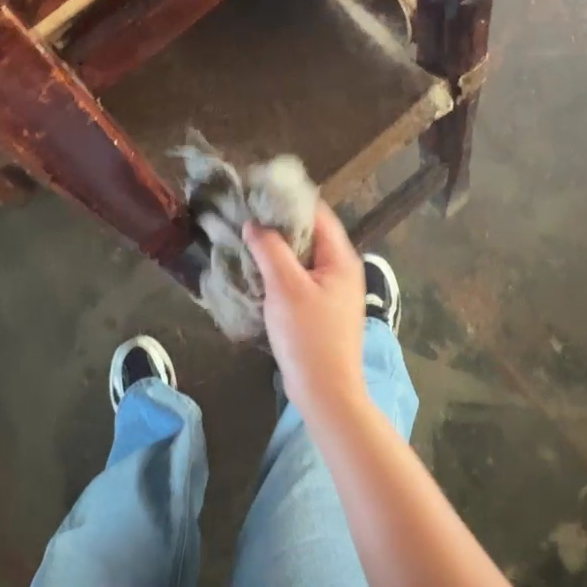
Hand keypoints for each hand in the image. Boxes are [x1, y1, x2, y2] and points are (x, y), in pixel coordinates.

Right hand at [245, 203, 367, 418]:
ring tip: (245, 238)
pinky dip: (279, 270)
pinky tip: (256, 271)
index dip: (288, 200)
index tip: (257, 193)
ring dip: (276, 248)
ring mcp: (332, 291)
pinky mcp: (320, 310)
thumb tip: (254, 223)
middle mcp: (341, 270)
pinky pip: (298, 278)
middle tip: (246, 215)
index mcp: (341, 258)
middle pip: (309, 234)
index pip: (317, 213)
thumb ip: (269, 249)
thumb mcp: (285, 287)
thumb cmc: (309, 337)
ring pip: (301, 257)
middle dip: (278, 224)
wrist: (326, 393)